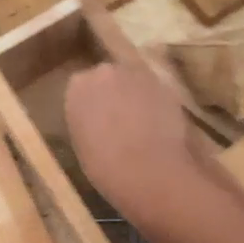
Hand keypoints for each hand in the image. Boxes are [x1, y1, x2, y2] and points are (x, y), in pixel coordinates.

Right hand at [63, 62, 201, 223]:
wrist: (148, 170)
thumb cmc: (104, 165)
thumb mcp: (81, 143)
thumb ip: (85, 120)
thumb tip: (96, 119)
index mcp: (77, 86)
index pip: (79, 87)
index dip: (89, 104)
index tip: (93, 120)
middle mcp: (106, 71)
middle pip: (107, 78)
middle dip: (111, 94)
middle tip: (115, 119)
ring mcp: (139, 75)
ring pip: (133, 82)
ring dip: (134, 96)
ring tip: (139, 123)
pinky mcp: (166, 85)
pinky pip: (154, 93)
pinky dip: (154, 104)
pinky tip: (157, 126)